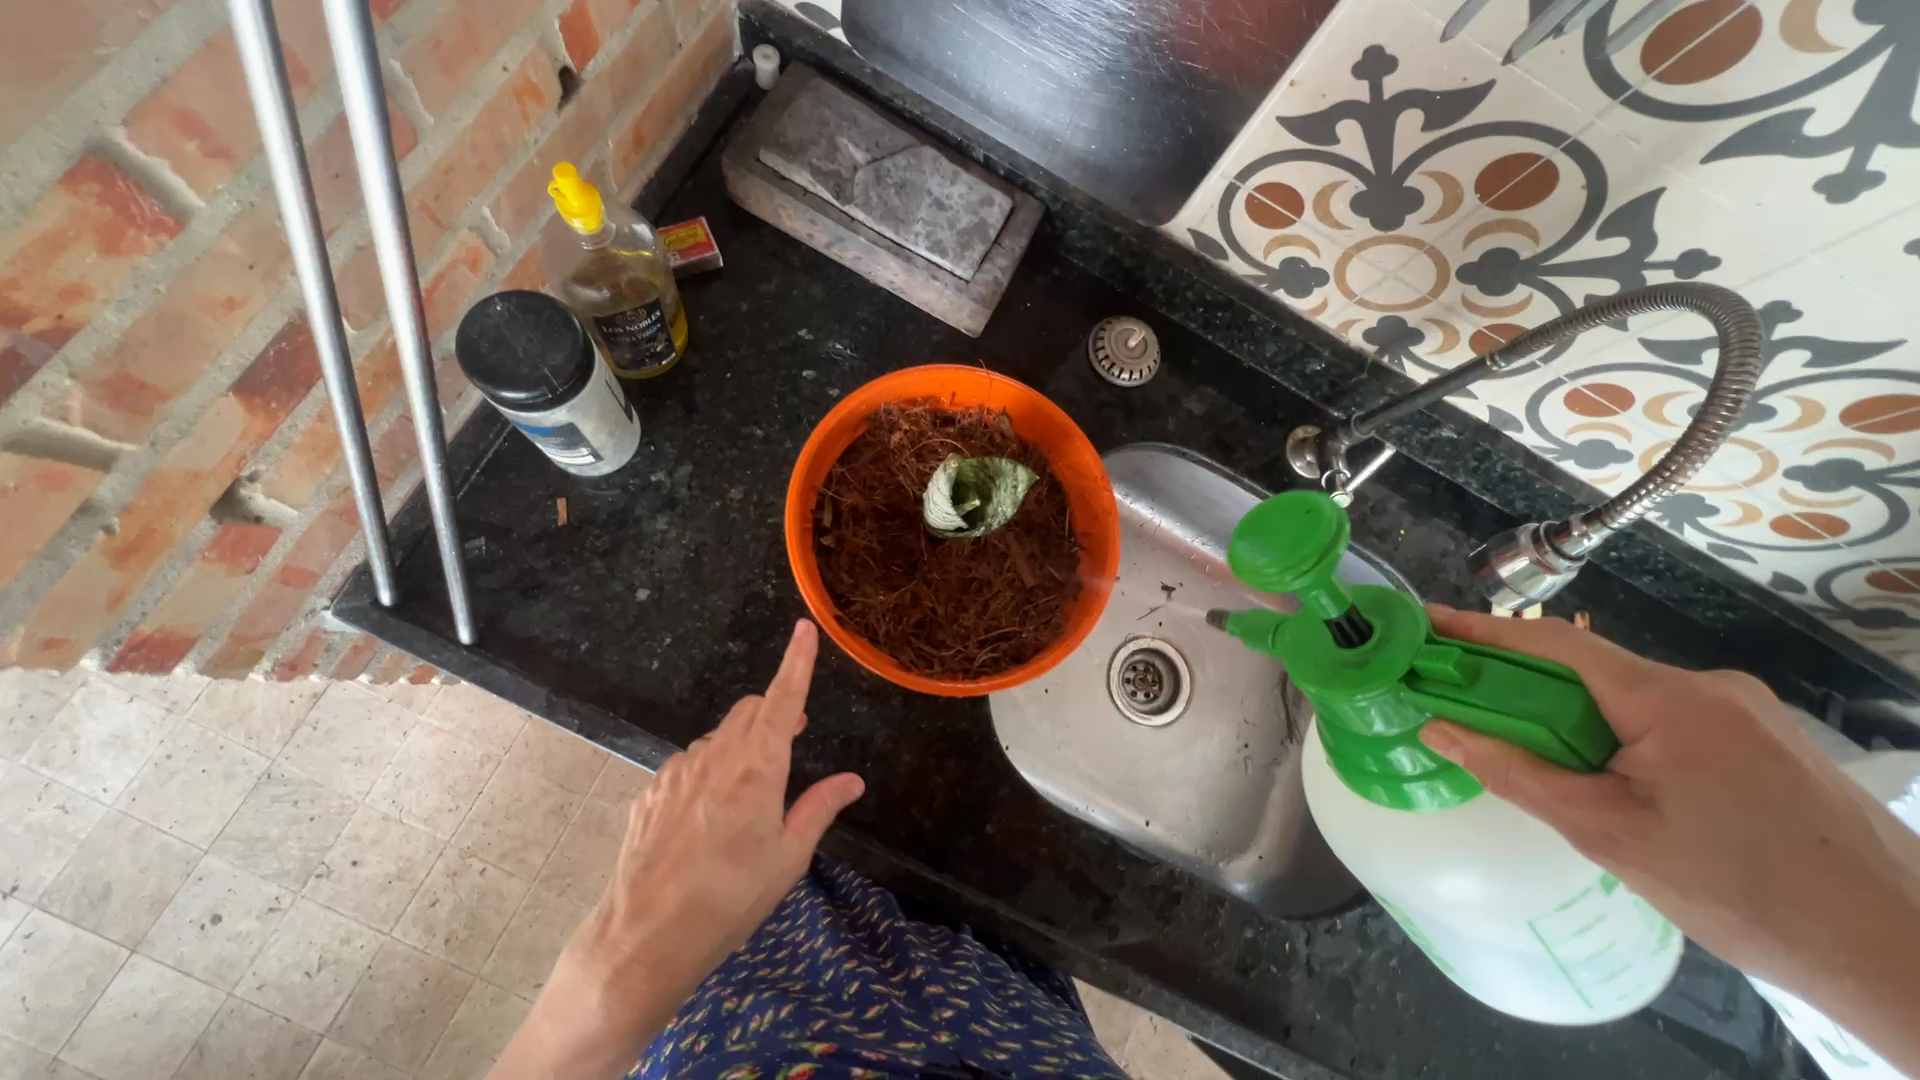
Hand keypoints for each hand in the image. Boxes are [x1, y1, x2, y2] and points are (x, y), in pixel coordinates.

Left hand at [492, 619, 864, 1079]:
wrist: (645, 937)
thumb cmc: (731, 899)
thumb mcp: (788, 858)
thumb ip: (819, 808)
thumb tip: (851, 780)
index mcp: (758, 767)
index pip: (783, 699)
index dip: (797, 661)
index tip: (805, 628)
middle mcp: (715, 756)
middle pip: (749, 710)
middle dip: (774, 712)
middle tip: (793, 738)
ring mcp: (676, 771)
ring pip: (718, 737)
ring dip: (741, 746)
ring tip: (747, 798)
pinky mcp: (650, 791)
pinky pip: (689, 764)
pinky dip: (708, 771)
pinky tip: (706, 819)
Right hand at [1417, 605, 1919, 1071]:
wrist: (1904, 954)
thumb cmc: (1742, 893)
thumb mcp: (1607, 834)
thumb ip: (1515, 773)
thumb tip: (1439, 731)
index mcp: (1671, 700)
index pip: (1555, 643)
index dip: (1483, 630)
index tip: (1426, 623)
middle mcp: (1711, 687)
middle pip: (1590, 669)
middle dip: (1522, 685)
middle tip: (1464, 708)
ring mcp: (1747, 711)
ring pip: (1628, 697)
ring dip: (1573, 718)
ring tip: (1545, 769)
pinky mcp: (1767, 739)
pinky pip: (1666, 719)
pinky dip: (1617, 736)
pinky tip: (1616, 785)